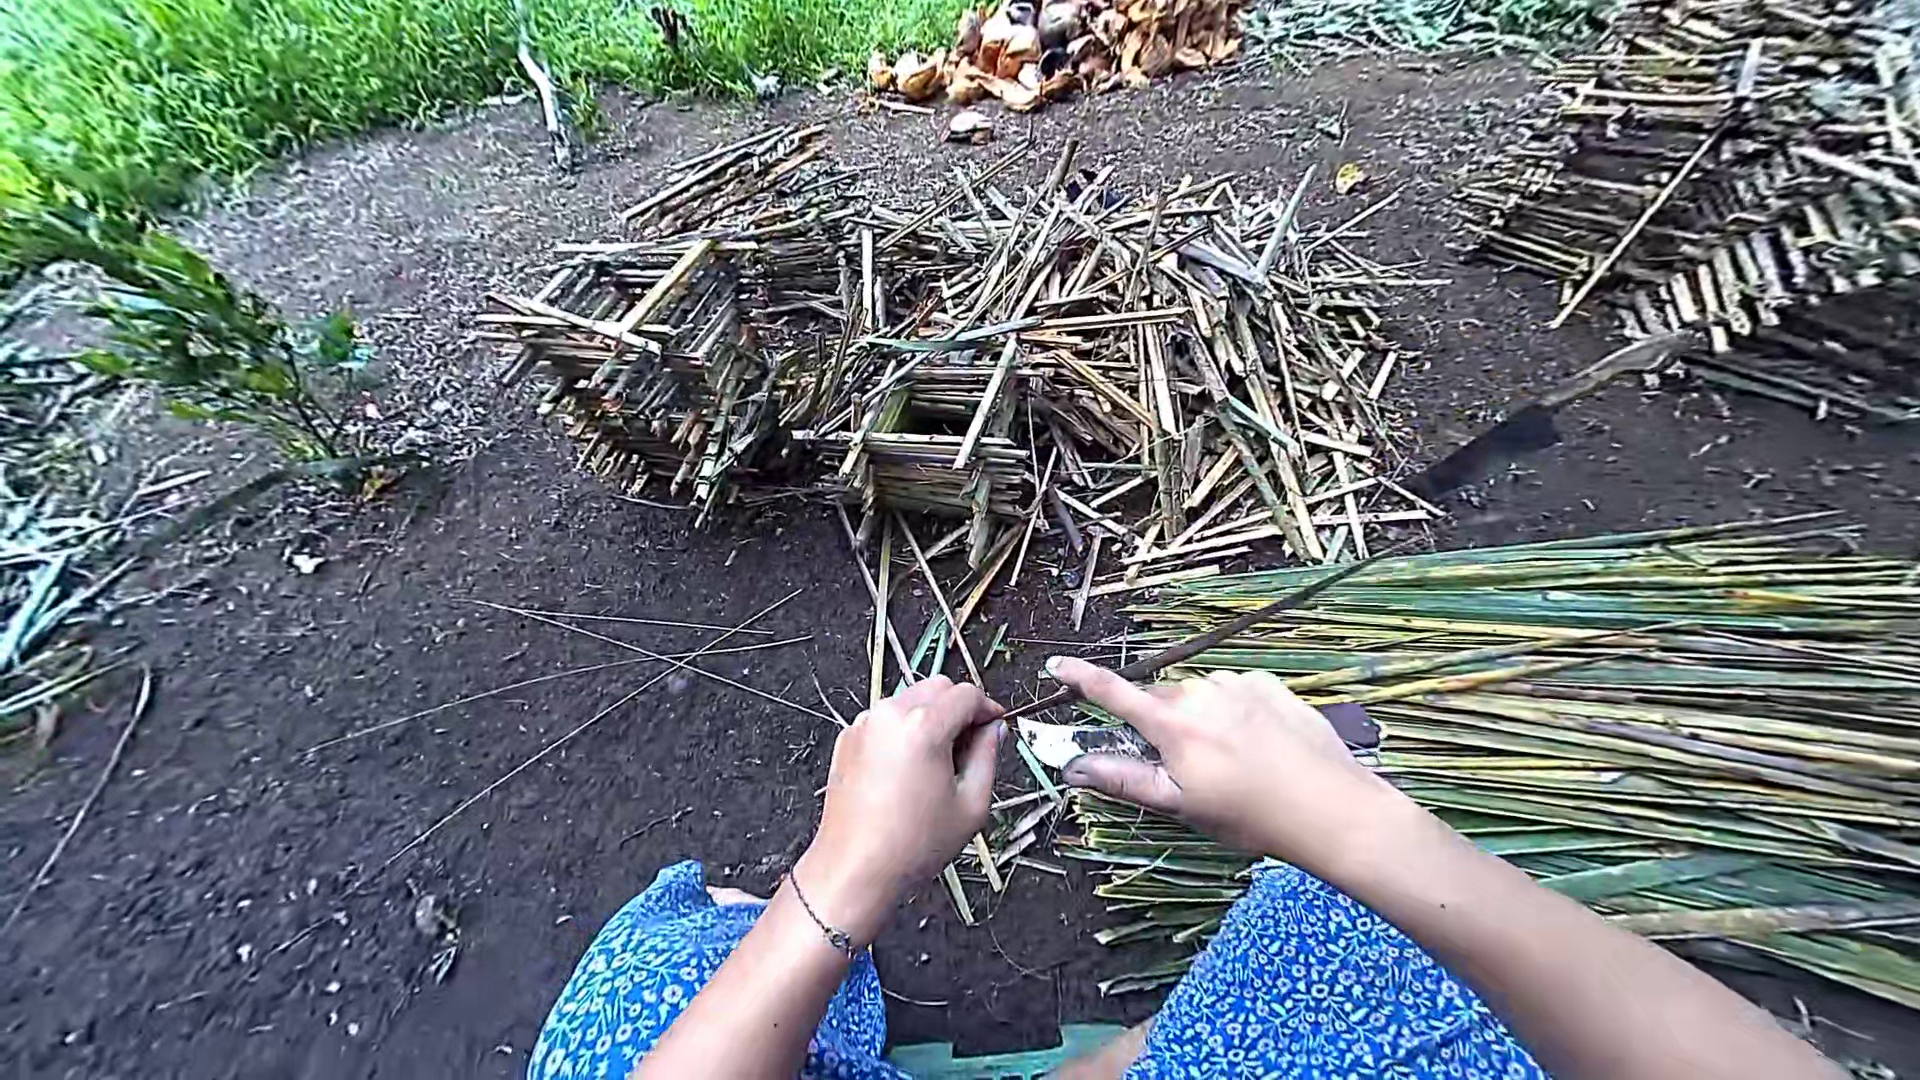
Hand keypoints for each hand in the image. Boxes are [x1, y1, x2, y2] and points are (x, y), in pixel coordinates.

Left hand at [796, 676, 1003, 944]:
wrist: (853, 870)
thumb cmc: (913, 845)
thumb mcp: (971, 805)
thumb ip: (989, 755)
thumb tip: (995, 728)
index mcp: (923, 726)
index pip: (966, 694)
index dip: (987, 708)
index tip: (995, 726)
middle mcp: (891, 714)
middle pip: (938, 687)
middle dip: (959, 707)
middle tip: (969, 744)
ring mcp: (866, 722)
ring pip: (911, 698)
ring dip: (931, 715)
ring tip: (937, 760)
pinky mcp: (849, 735)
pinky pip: (887, 717)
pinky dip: (904, 727)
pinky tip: (908, 766)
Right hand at [1045, 657, 1397, 870]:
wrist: (1335, 810)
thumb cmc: (1249, 815)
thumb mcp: (1181, 805)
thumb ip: (1124, 780)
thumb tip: (1074, 767)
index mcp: (1172, 723)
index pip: (1112, 692)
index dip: (1080, 678)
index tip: (1056, 665)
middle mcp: (1198, 692)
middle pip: (1160, 698)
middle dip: (1160, 721)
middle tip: (1185, 761)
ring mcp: (1235, 682)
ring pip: (1197, 694)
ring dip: (1199, 716)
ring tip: (1232, 756)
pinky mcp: (1266, 681)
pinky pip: (1232, 689)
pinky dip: (1232, 709)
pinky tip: (1258, 741)